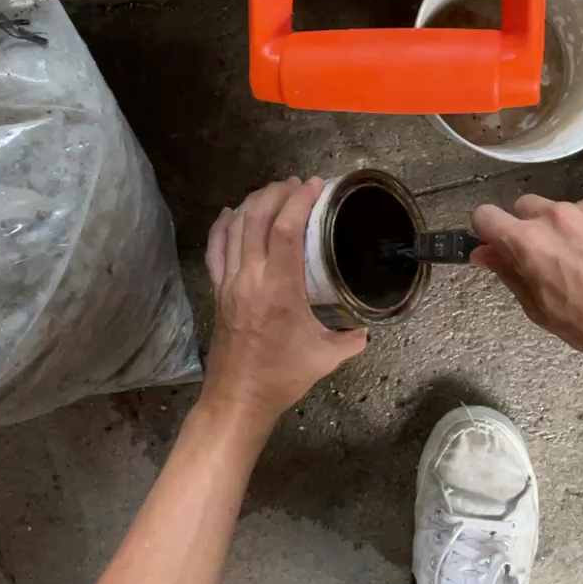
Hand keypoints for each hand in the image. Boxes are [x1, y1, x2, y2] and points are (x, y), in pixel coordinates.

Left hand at [202, 178, 368, 426]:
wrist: (238, 398)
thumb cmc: (282, 377)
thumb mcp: (326, 357)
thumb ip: (351, 338)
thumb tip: (367, 326)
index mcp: (279, 289)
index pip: (285, 230)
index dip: (299, 201)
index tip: (315, 186)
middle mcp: (250, 278)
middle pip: (256, 218)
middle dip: (276, 193)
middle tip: (296, 185)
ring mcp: (229, 282)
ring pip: (235, 228)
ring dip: (253, 203)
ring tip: (273, 192)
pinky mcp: (217, 290)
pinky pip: (215, 249)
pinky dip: (222, 226)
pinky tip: (230, 212)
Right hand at [471, 194, 582, 426]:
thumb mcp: (542, 311)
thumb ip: (509, 273)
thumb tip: (483, 252)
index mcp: (531, 243)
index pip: (486, 215)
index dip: (491, 232)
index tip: (502, 245)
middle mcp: (560, 215)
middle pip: (527, 207)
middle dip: (532, 228)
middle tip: (555, 259)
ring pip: (570, 209)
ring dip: (575, 228)